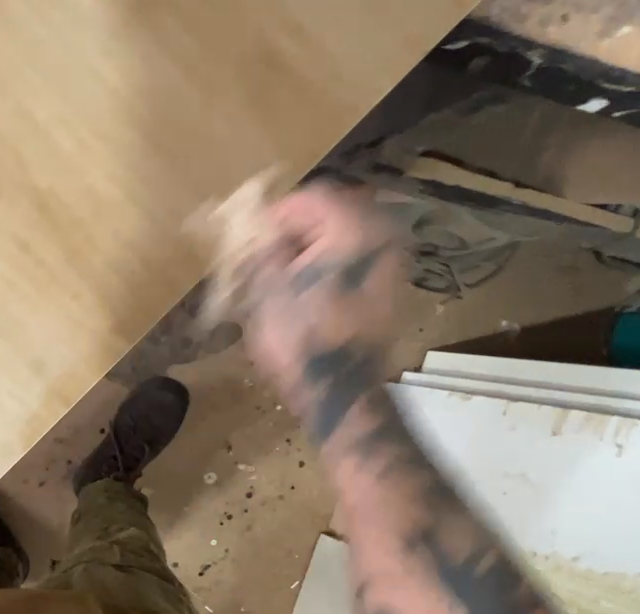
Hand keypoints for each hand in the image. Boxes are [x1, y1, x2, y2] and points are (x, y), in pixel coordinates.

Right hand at [240, 181, 403, 396]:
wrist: (338, 392)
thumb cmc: (300, 340)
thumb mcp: (267, 291)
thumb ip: (260, 249)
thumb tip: (252, 229)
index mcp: (355, 227)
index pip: (310, 196)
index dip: (272, 215)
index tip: (246, 240)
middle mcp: (383, 234)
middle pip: (329, 213)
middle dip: (291, 232)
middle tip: (260, 258)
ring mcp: (392, 261)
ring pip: (341, 237)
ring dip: (307, 250)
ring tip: (277, 278)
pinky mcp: (389, 286)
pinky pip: (352, 260)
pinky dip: (326, 267)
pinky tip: (302, 293)